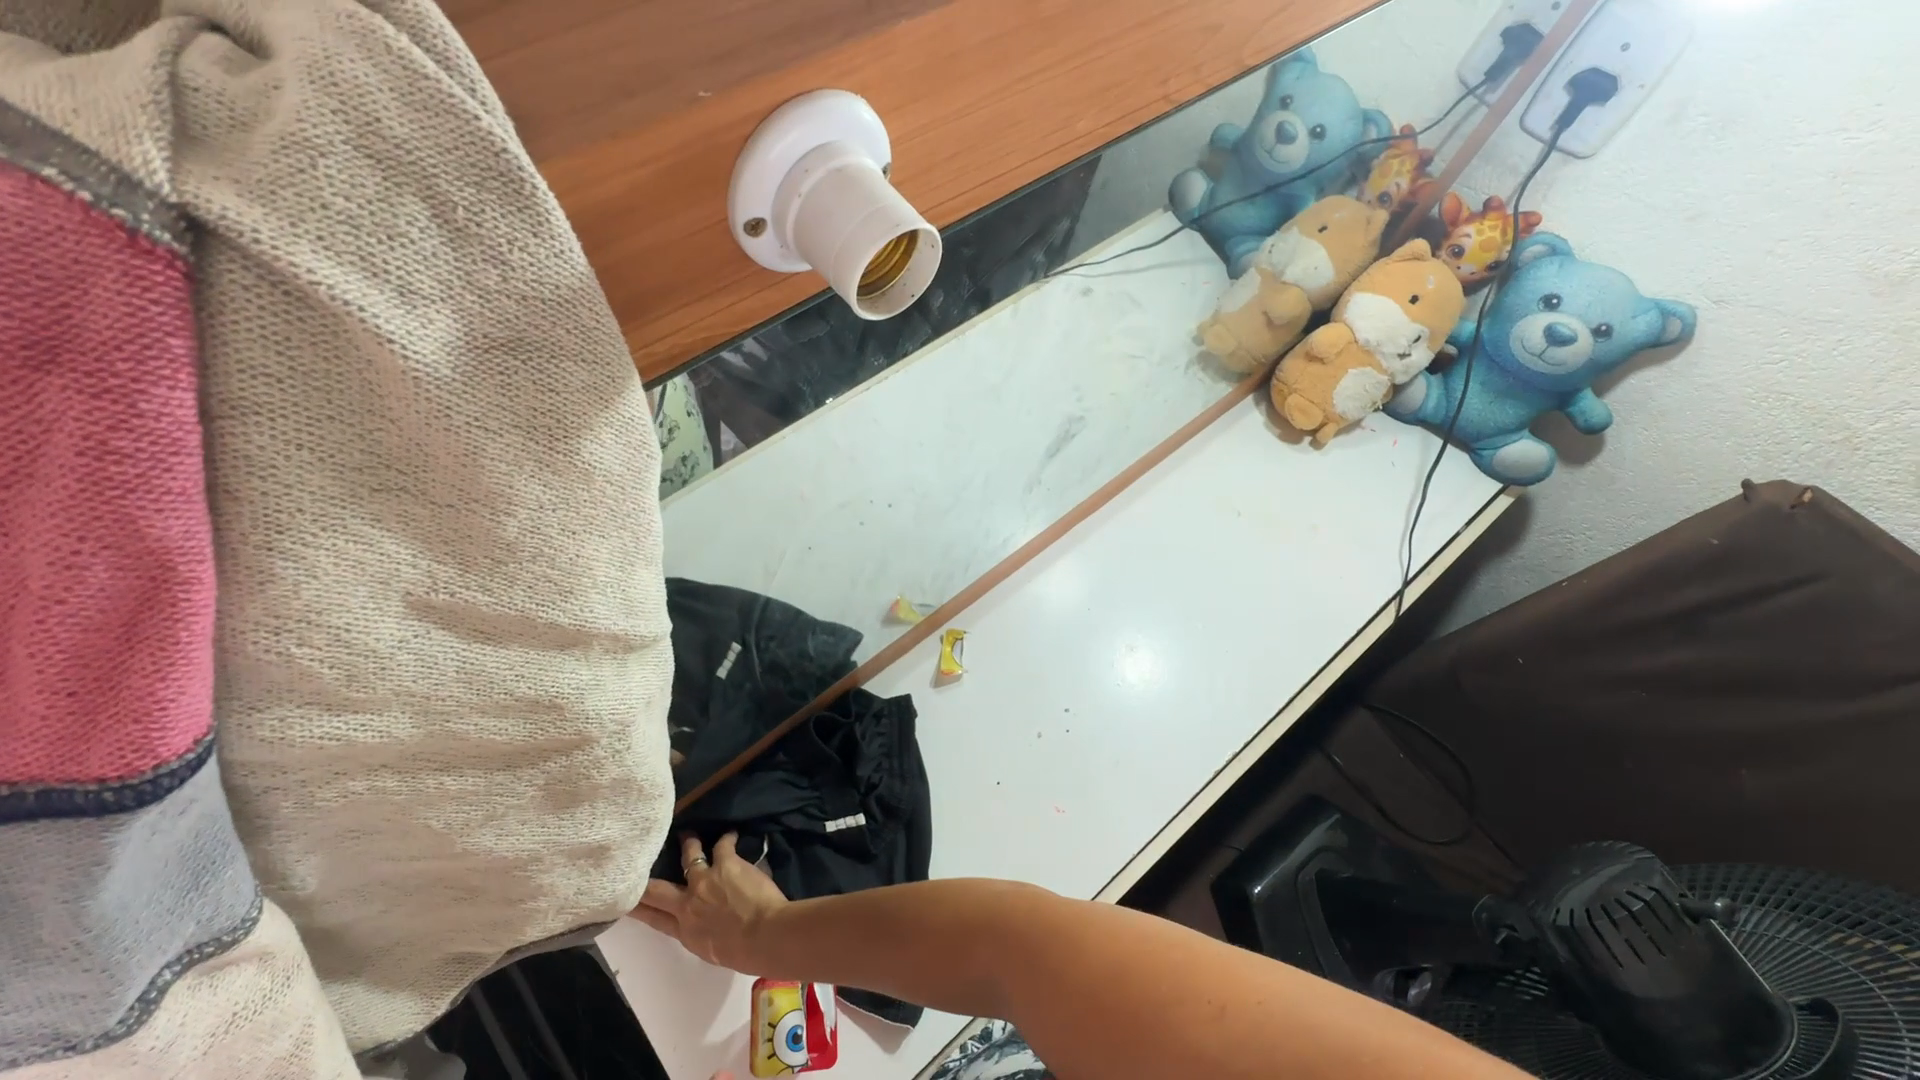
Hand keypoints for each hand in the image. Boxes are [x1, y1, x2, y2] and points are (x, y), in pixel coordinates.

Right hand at [633, 833, 790, 974]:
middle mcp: (688, 905)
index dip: (638, 907)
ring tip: (688, 835)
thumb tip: (704, 923)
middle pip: (657, 889)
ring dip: (689, 845)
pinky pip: (722, 845)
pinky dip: (728, 838)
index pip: (654, 918)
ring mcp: (704, 881)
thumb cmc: (745, 953)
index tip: (626, 899)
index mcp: (685, 931)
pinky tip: (731, 833)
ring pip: (689, 856)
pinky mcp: (725, 864)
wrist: (765, 936)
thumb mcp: (712, 951)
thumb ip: (701, 933)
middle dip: (647, 877)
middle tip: (638, 863)